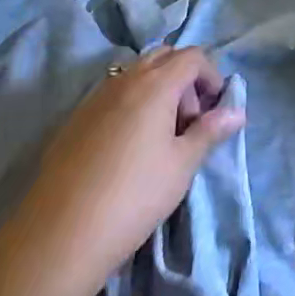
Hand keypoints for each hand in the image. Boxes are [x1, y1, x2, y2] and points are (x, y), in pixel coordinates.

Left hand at [0, 46, 244, 295]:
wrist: (57, 239)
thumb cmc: (133, 196)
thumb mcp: (182, 165)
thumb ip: (210, 131)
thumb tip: (237, 112)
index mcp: (156, 84)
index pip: (193, 56)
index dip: (211, 75)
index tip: (215, 108)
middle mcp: (124, 80)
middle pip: (163, 57)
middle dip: (183, 77)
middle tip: (188, 118)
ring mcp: (94, 99)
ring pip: (134, 74)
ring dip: (156, 89)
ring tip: (159, 134)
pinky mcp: (72, 122)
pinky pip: (111, 95)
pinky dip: (129, 104)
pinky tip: (127, 147)